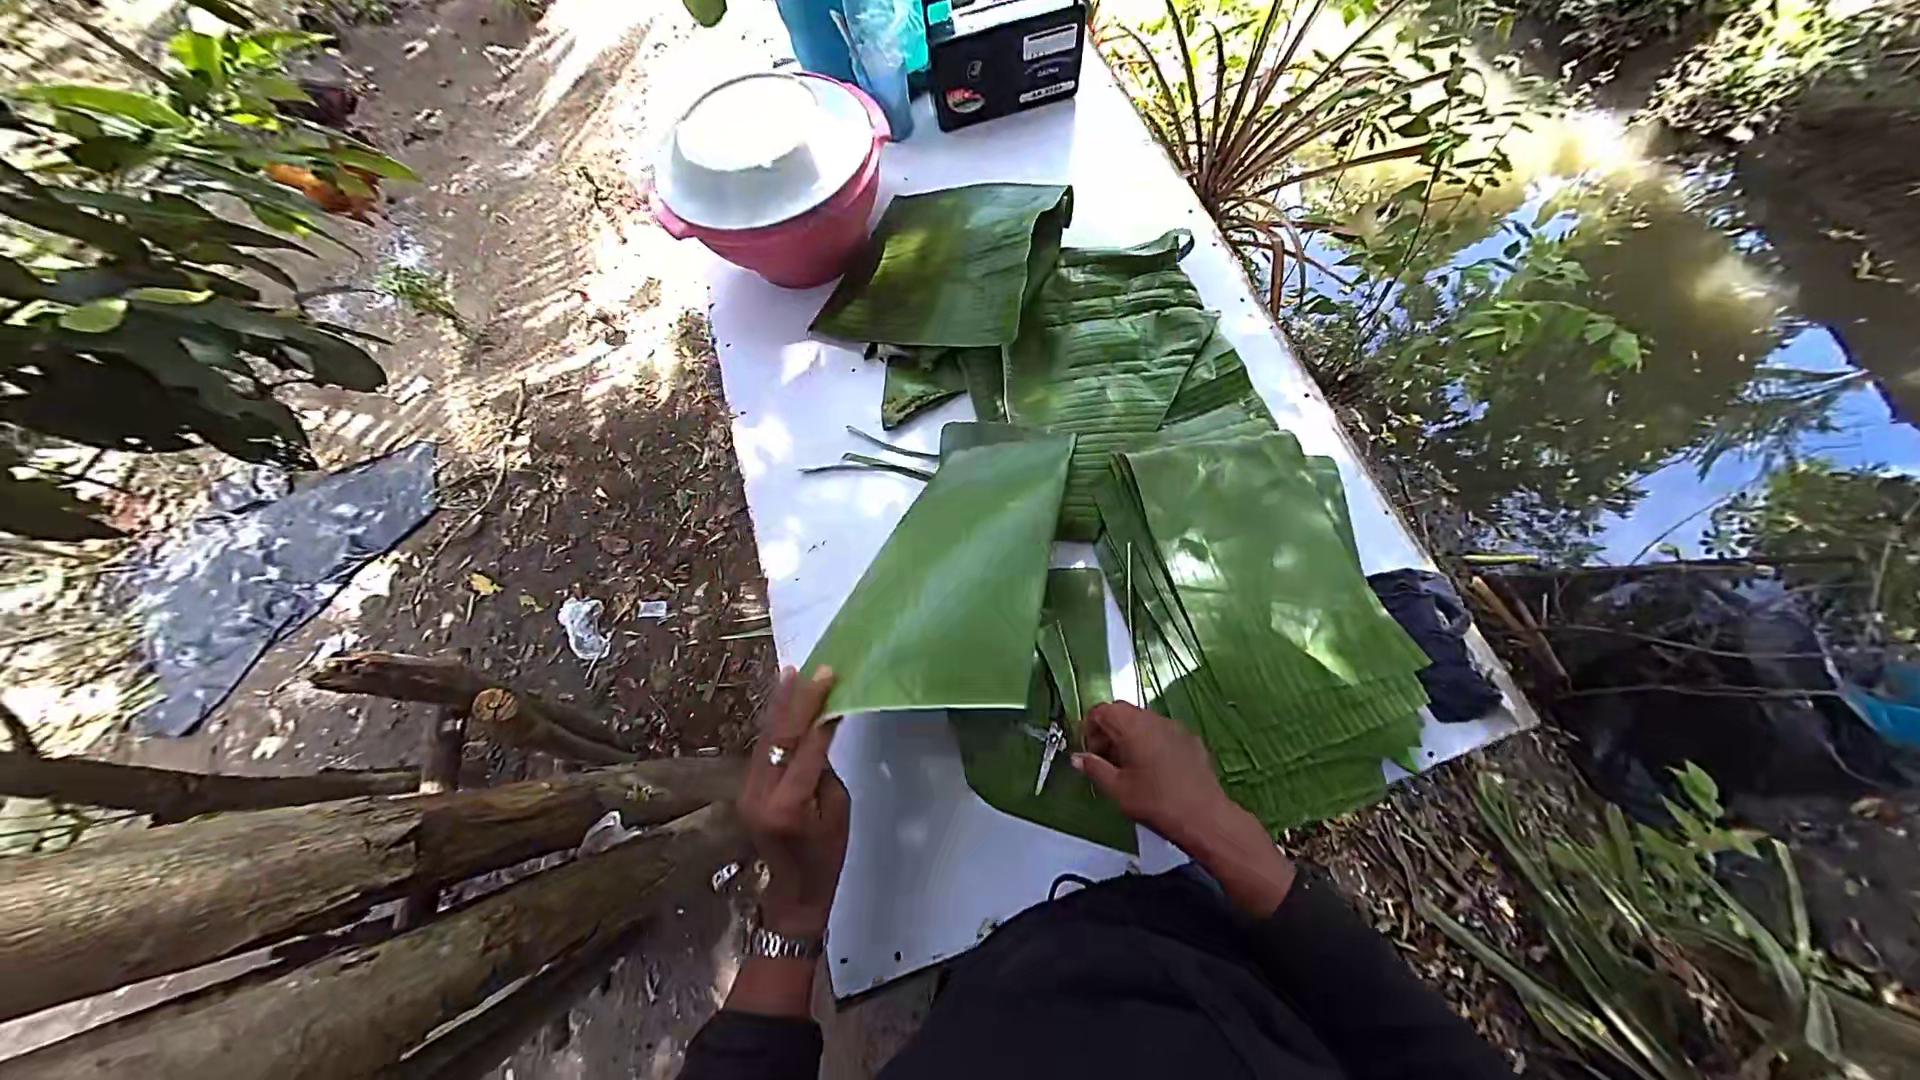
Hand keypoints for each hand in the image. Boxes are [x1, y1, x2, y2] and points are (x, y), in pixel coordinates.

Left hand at [738, 665, 847, 937]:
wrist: (792, 896)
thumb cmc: (825, 858)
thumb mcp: (837, 810)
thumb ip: (823, 769)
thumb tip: (817, 734)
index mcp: (787, 804)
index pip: (805, 747)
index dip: (820, 713)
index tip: (833, 682)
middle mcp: (760, 793)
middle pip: (779, 736)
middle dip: (798, 699)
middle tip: (814, 670)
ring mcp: (747, 791)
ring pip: (766, 738)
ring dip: (780, 704)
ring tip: (790, 672)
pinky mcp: (746, 789)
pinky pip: (762, 749)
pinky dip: (774, 723)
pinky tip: (782, 702)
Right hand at [1073, 702, 1295, 915]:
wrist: (1206, 818)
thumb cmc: (1156, 802)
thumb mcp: (1117, 789)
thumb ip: (1094, 768)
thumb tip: (1077, 758)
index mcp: (1131, 726)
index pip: (1101, 710)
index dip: (1089, 728)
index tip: (1090, 752)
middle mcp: (1153, 719)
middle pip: (1122, 712)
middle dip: (1108, 731)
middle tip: (1105, 759)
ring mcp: (1175, 727)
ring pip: (1143, 721)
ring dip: (1130, 736)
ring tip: (1128, 767)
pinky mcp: (1191, 740)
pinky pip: (1162, 732)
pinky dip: (1151, 743)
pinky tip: (1154, 770)